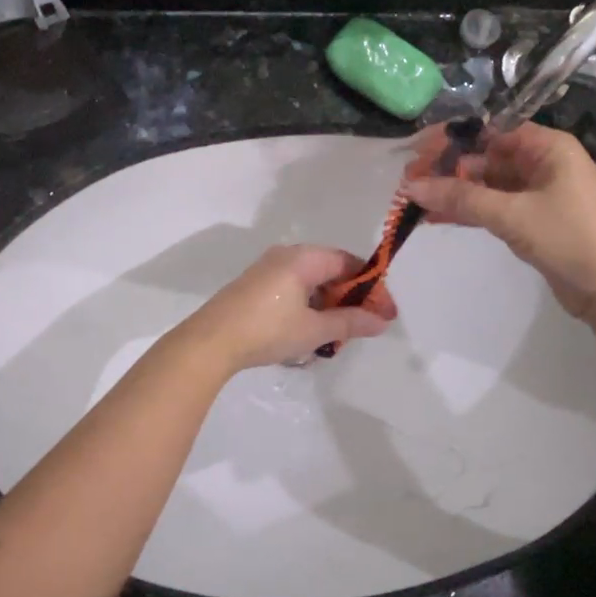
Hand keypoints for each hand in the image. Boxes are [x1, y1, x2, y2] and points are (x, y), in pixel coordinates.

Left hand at [173, 245, 395, 373]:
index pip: (348, 262)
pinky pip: (293, 288)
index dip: (372, 286)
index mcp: (303, 257)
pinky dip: (309, 306)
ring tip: (338, 335)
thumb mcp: (314, 330)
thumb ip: (350, 322)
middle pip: (330, 269)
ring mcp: (267, 269)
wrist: (210, 341)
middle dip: (351, 297)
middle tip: (365, 326)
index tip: (385, 313)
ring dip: (329, 305)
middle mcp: (286, 255)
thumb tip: (381, 321)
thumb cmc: (267, 330)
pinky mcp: (255, 285)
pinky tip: (310, 332)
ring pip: (311, 281)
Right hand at [402, 124, 595, 319]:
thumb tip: (411, 187)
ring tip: (413, 200)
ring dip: (454, 191)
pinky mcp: (534, 220)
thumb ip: (461, 197)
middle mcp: (543, 163)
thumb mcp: (512, 215)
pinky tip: (435, 216)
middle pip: (486, 156)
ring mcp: (539, 193)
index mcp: (547, 147)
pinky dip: (468, 210)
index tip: (416, 150)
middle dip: (448, 168)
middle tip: (408, 181)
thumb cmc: (570, 239)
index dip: (452, 139)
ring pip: (487, 183)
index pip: (491, 130)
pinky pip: (494, 206)